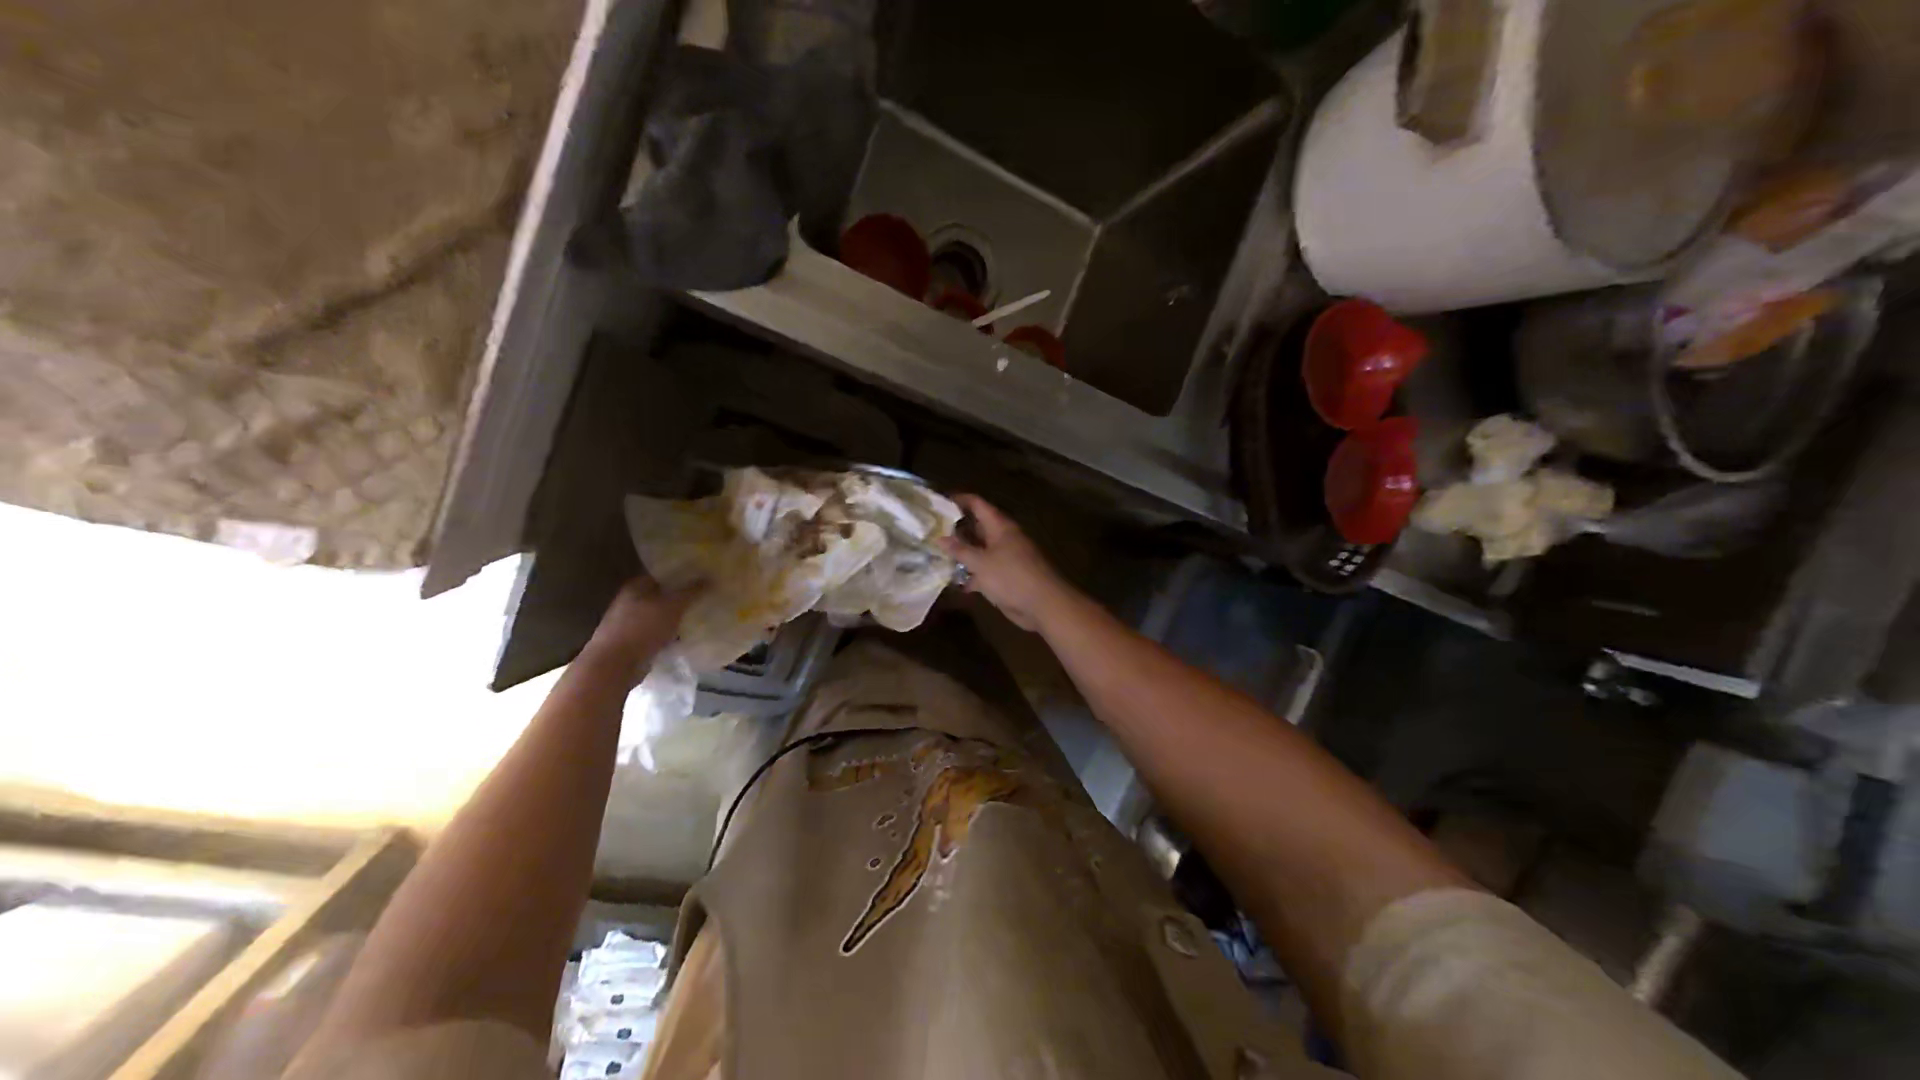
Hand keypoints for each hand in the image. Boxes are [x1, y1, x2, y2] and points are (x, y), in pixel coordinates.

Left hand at [581, 575, 698, 680]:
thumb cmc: (642, 628)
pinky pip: (659, 632)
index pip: (662, 573)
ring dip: (678, 616)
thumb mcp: (672, 606)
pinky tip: (688, 635)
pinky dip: (672, 633)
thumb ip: (691, 591)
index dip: (683, 573)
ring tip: (702, 614)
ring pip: (661, 615)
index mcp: (636, 586)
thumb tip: (709, 577)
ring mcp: (631, 623)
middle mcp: (631, 601)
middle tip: (708, 594)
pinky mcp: (635, 642)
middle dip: (683, 595)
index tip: (704, 575)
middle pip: (662, 594)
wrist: (615, 665)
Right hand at [940, 495, 1075, 631]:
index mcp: (1000, 527)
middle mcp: (1003, 539)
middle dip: (957, 528)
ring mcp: (1005, 558)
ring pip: (979, 551)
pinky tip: (953, 581)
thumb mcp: (981, 563)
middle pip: (978, 527)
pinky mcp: (1005, 578)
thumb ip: (960, 550)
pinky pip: (984, 571)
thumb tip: (940, 538)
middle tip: (932, 530)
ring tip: (936, 554)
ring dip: (962, 553)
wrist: (1042, 604)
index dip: (960, 500)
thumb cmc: (1011, 577)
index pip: (978, 505)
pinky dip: (970, 575)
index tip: (940, 502)